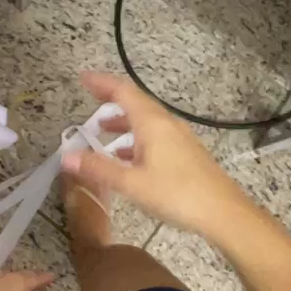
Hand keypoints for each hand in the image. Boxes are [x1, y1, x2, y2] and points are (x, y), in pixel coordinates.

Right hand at [61, 71, 260, 240]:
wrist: (224, 213)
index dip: (101, 83)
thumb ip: (98, 169)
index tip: (82, 77)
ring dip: (123, 120)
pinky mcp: (186, 152)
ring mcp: (179, 137)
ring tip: (102, 130)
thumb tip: (66, 157)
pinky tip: (127, 156)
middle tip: (89, 97)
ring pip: (146, 120)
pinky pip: (155, 134)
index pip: (123, 91)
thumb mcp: (132, 183)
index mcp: (152, 123)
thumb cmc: (176, 194)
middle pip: (135, 102)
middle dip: (110, 98)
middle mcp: (166, 123)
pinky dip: (136, 137)